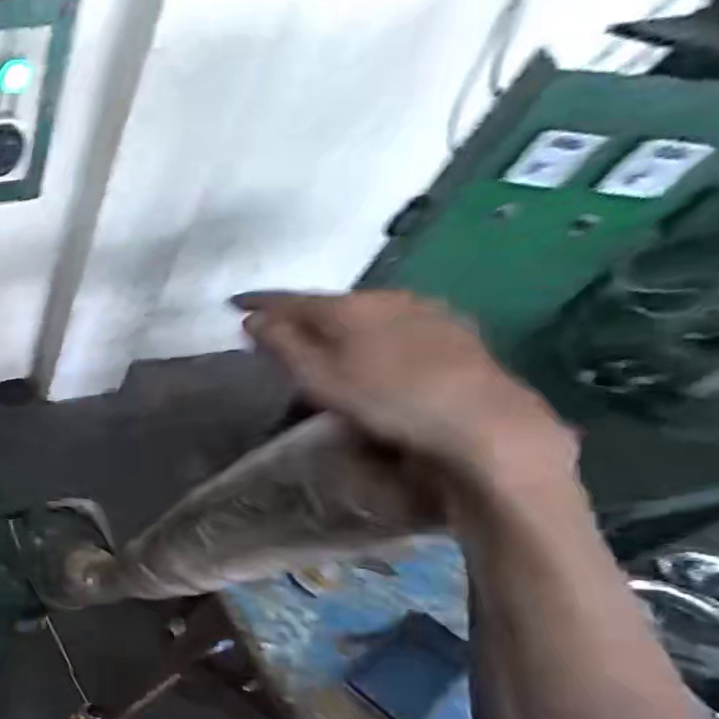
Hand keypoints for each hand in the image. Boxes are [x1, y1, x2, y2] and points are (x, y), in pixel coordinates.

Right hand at [234, 290, 577, 495]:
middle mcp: (387, 297)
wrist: (482, 421)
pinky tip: (374, 352)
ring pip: (366, 312)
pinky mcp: (452, 330)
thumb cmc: (389, 401)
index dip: (261, 302)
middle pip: (330, 304)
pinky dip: (371, 333)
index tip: (236, 304)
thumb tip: (255, 320)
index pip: (292, 299)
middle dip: (302, 315)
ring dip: (339, 325)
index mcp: (350, 306)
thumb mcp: (322, 380)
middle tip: (278, 331)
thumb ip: (285, 347)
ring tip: (324, 343)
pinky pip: (394, 323)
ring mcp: (424, 310)